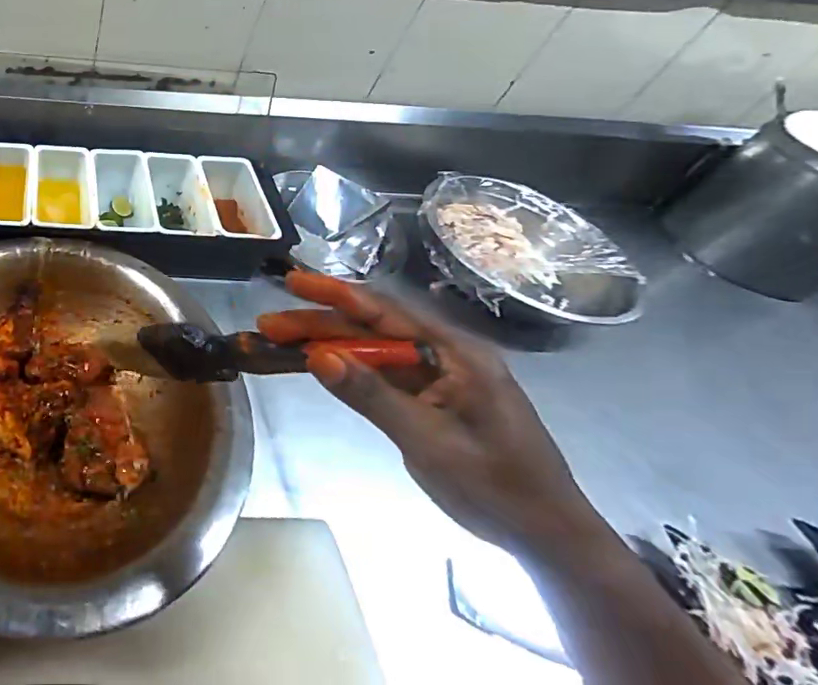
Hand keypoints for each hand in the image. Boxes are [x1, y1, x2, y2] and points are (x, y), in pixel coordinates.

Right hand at [257, 271, 612, 559]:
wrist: (548, 537)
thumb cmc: (497, 488)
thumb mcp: (430, 442)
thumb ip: (373, 396)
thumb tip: (317, 356)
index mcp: (457, 353)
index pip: (386, 312)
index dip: (335, 294)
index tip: (292, 282)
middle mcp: (445, 355)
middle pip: (372, 330)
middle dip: (319, 324)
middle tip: (269, 324)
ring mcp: (437, 377)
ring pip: (373, 352)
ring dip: (328, 345)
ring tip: (279, 340)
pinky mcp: (429, 399)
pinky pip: (382, 376)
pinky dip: (347, 370)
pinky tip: (318, 364)